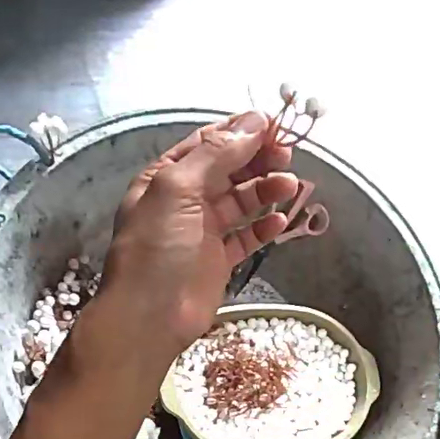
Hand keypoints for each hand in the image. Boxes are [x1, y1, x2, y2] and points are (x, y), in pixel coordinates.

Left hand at [101, 112, 298, 352]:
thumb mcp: (178, 188)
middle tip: (287, 156)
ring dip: (265, 190)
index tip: (275, 126)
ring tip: (289, 185)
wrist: (150, 316)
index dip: (240, 132)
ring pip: (240, 202)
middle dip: (257, 159)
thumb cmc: (157, 248)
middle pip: (228, 170)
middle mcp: (184, 201)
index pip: (207, 144)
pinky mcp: (218, 261)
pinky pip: (245, 238)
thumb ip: (216, 154)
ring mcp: (202, 232)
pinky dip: (263, 227)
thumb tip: (254, 122)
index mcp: (166, 177)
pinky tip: (279, 220)